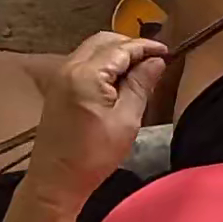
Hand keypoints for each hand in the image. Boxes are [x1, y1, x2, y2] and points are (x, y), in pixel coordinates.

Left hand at [23, 32, 166, 214]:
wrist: (55, 181)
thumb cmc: (93, 156)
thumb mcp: (126, 121)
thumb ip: (141, 85)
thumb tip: (156, 62)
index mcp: (86, 74)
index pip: (121, 48)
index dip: (146, 47)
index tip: (167, 52)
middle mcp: (69, 67)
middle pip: (104, 40)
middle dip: (130, 46)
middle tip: (153, 60)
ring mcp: (61, 76)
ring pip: (93, 48)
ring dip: (116, 53)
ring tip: (139, 69)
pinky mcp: (58, 86)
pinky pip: (84, 61)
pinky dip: (103, 62)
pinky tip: (119, 79)